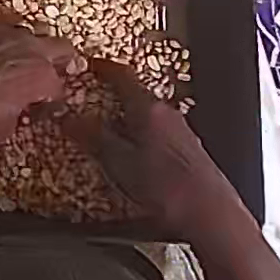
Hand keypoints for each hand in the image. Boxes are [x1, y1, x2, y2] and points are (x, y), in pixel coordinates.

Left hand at [0, 19, 83, 143]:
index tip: (46, 110)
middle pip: (62, 48)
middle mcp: (30, 50)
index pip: (59, 89)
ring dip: (42, 44)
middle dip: (65, 61)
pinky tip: (9, 50)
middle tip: (63, 72)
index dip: (54, 102)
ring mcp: (8, 35)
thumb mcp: (1, 130)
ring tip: (36, 59)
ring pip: (38, 31)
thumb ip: (18, 116)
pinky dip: (15, 38)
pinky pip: (11, 27)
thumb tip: (16, 111)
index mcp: (41, 77)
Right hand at [68, 59, 245, 240]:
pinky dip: (139, 137)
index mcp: (149, 110)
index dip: (104, 68)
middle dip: (112, 98)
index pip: (123, 77)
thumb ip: (94, 136)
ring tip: (105, 135)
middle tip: (90, 103)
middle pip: (136, 97)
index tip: (90, 65)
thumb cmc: (167, 187)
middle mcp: (168, 115)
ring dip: (126, 121)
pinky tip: (132, 158)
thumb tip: (68, 117)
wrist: (211, 214)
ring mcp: (180, 133)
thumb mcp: (119, 161)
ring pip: (147, 118)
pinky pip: (157, 135)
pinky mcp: (187, 152)